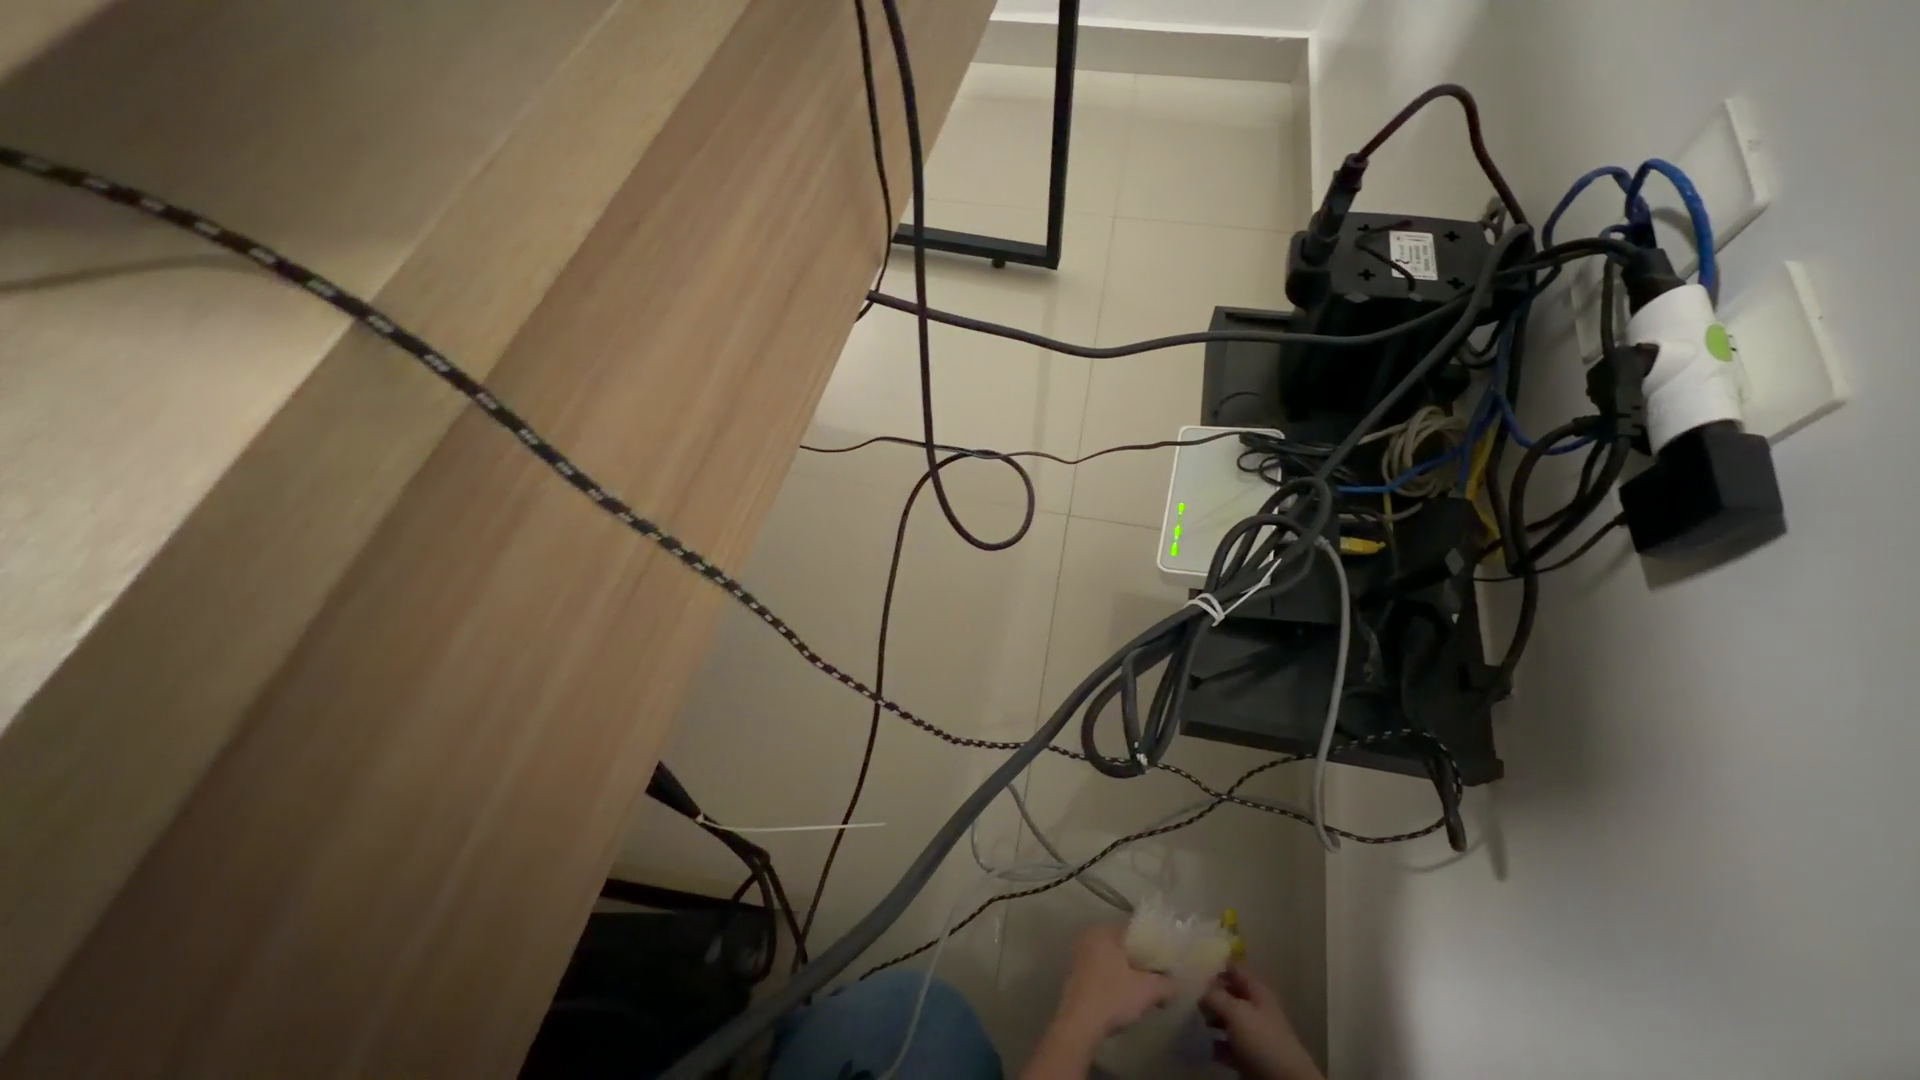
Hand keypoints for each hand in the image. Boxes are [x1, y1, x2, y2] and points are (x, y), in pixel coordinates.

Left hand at [1055, 923, 1176, 1038]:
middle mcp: (1087, 938)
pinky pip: (1100, 973)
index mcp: (1103, 932)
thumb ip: (1167, 983)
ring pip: (1110, 961)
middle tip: (1157, 976)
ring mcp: (1077, 958)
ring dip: (1127, 974)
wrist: (1079, 1025)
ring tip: (1144, 991)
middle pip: (1121, 946)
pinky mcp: (1073, 977)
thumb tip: (1178, 984)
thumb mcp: (1148, 990)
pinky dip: (1113, 982)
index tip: (1165, 961)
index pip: (1133, 931)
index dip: (1152, 945)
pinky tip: (1125, 999)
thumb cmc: (1113, 997)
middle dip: (1140, 961)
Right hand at [1200, 968, 1322, 1079]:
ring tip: (1197, 1021)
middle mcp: (1256, 1009)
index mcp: (1257, 992)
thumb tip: (1201, 991)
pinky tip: (1208, 1046)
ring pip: (1229, 1020)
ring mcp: (1254, 1034)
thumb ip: (1216, 997)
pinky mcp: (1250, 1056)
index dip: (1217, 966)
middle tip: (1190, 997)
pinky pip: (1229, 1045)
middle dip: (1211, 995)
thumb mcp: (1236, 1012)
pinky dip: (1218, 1045)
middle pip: (1230, 995)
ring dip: (1213, 1020)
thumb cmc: (1262, 1040)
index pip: (1235, 969)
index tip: (1194, 968)